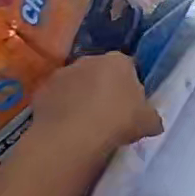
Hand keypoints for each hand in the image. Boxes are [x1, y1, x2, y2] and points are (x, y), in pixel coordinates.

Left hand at [26, 53, 162, 163]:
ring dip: (80, 97)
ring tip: (85, 124)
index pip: (129, 67)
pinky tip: (67, 127)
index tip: (131, 105)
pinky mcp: (43, 90)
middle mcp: (89, 59)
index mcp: (119, 61)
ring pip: (76, 83)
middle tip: (109, 114)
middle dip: (103, 88)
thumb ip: (151, 117)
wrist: (74, 136)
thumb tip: (152, 121)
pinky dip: (61, 108)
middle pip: (100, 72)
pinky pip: (56, 98)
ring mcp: (63, 73)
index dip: (130, 86)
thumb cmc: (118, 122)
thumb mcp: (148, 122)